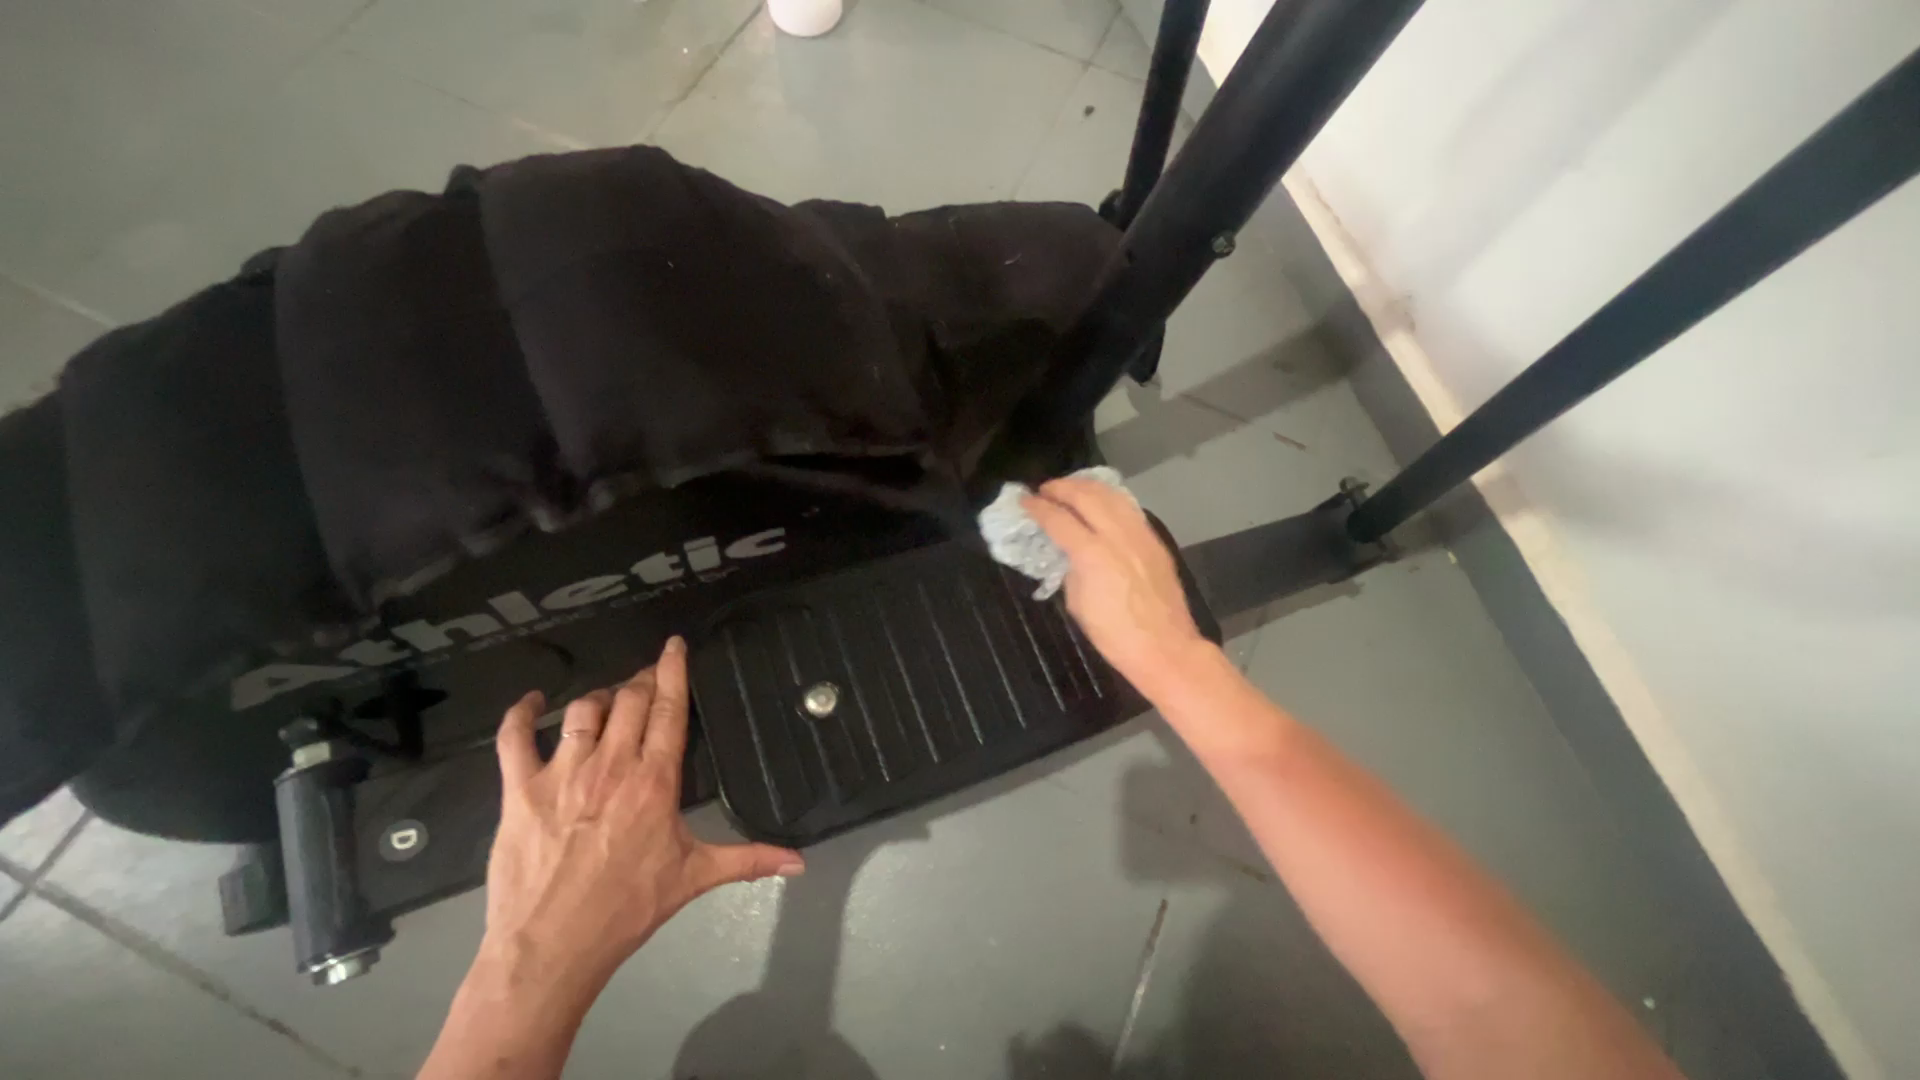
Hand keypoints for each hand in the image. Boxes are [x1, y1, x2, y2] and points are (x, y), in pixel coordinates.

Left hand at [482, 636, 804, 993]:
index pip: (670, 710)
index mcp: (655, 781)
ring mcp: (562, 774)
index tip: (673, 646)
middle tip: (647, 679)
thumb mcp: (693, 879)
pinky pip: (514, 737)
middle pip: (630, 701)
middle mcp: (611, 765)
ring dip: (599, 698)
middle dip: (641, 681)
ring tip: (608, 702)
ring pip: (583, 711)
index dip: (673, 670)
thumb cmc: (627, 910)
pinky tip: (530, 703)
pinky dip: (521, 713)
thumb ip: (749, 860)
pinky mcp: (518, 790)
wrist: (551, 948)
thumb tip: (801, 863)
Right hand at [1021, 476, 1209, 697]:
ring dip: (1086, 486)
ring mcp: (1140, 534)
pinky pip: (1129, 508)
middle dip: (1061, 488)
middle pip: (1085, 495)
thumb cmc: (1114, 635)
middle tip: (1045, 490)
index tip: (1023, 500)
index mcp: (1092, 554)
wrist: (1164, 647)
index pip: (1058, 519)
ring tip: (1070, 488)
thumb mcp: (1077, 604)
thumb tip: (1069, 554)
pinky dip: (1109, 498)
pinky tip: (1100, 502)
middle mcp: (1117, 535)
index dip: (1037, 507)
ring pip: (1111, 494)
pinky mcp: (1155, 540)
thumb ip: (1071, 570)